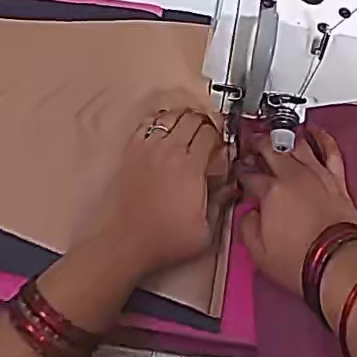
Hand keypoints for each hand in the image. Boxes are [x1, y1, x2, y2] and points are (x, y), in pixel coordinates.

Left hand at [87, 107, 227, 280]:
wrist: (125, 241)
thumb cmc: (164, 239)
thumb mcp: (206, 231)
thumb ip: (221, 203)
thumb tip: (231, 186)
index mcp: (191, 167)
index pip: (211, 133)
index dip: (220, 137)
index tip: (222, 148)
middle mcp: (170, 151)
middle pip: (193, 118)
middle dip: (205, 124)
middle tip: (209, 136)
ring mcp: (148, 147)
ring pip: (171, 115)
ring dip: (183, 119)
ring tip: (189, 130)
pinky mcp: (131, 151)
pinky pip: (147, 122)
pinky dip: (159, 120)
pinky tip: (164, 131)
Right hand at [236, 127, 356, 295]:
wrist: (338, 267)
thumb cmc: (301, 261)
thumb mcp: (258, 251)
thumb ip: (247, 225)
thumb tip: (249, 214)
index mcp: (270, 191)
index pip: (250, 174)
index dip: (242, 172)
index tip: (240, 173)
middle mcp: (293, 177)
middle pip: (269, 150)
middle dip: (256, 145)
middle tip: (251, 145)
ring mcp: (316, 175)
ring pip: (296, 144)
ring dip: (282, 138)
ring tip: (275, 136)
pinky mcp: (336, 180)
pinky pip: (330, 150)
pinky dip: (322, 138)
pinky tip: (314, 132)